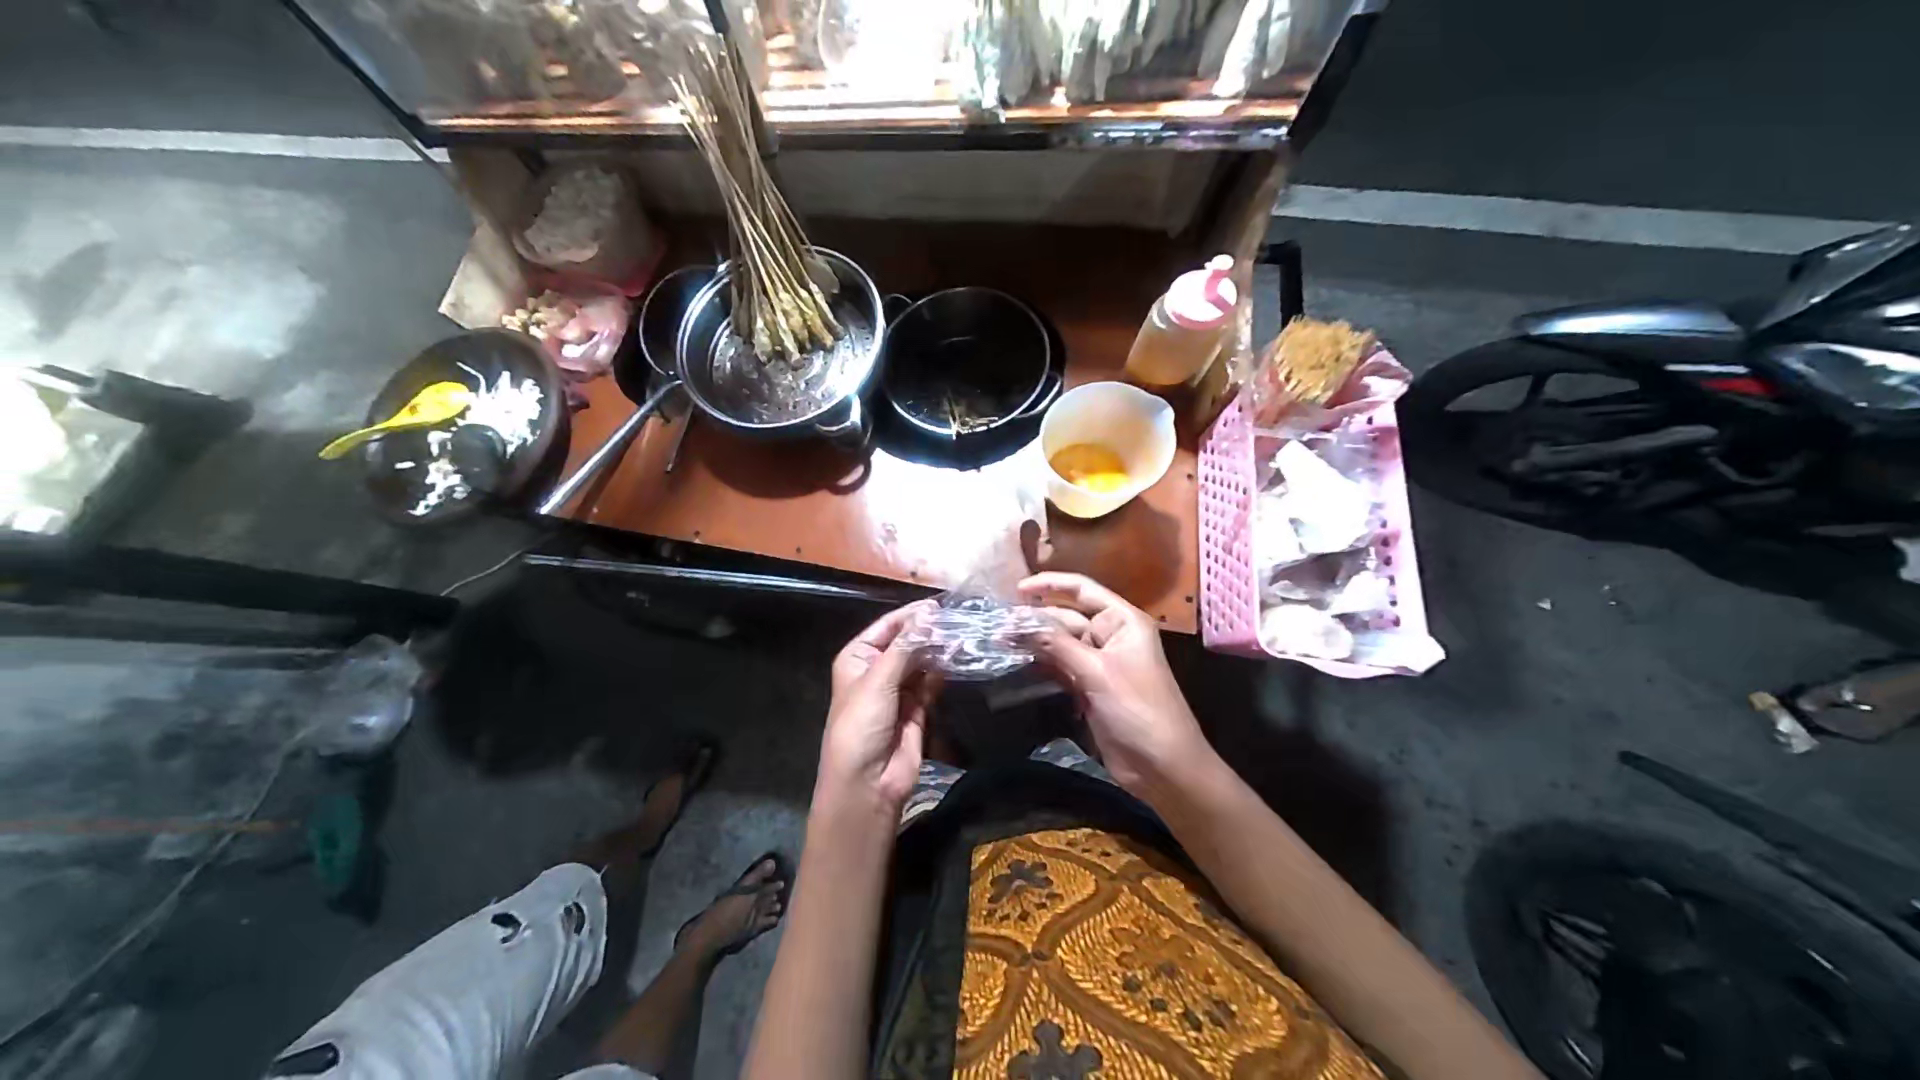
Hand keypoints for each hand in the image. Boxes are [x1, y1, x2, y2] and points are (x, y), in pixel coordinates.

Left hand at [819, 600, 940, 814]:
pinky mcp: (918, 708)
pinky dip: (944, 671)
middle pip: (907, 642)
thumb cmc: (861, 725)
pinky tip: (960, 658)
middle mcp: (877, 670)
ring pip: (922, 662)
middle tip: (960, 618)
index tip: (940, 605)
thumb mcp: (878, 681)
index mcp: (858, 658)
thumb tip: (929, 615)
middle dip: (929, 632)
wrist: (867, 784)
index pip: (887, 626)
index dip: (912, 615)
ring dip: (939, 650)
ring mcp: (899, 690)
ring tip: (965, 634)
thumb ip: (906, 647)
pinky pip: (932, 683)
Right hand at [1018, 573, 1213, 796]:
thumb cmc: (1138, 709)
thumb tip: (1019, 623)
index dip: (1050, 585)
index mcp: (1123, 621)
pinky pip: (1061, 667)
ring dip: (1035, 642)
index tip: (1017, 589)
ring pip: (1061, 643)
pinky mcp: (1089, 687)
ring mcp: (1099, 663)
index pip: (1083, 590)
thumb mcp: (1097, 672)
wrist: (1162, 766)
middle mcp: (1111, 636)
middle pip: (1067, 616)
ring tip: (1001, 640)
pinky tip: (1018, 661)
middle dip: (1036, 617)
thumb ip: (1057, 644)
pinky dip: (1042, 663)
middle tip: (999, 623)